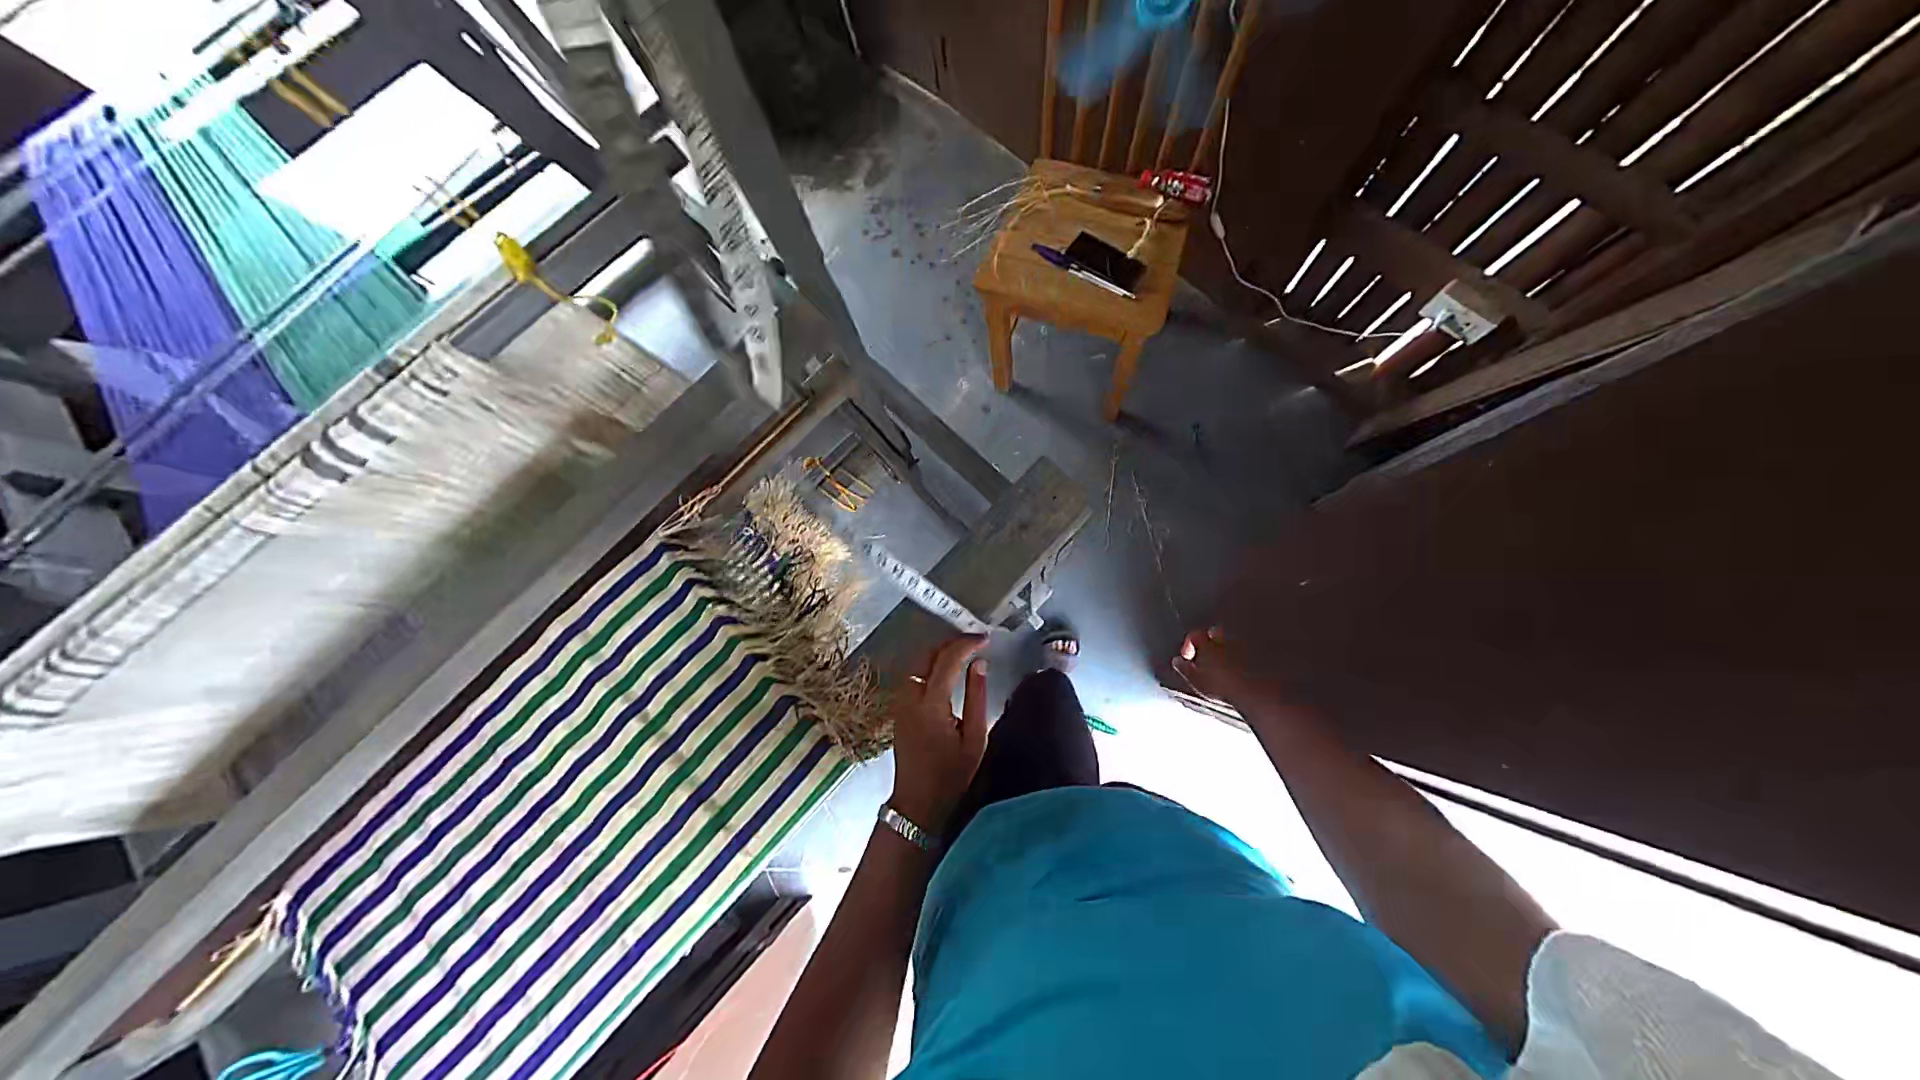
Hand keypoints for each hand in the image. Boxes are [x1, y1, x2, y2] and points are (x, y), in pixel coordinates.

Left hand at [888, 635, 988, 834]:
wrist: (918, 802)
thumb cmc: (951, 776)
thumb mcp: (975, 739)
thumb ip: (977, 697)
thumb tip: (980, 664)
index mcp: (930, 704)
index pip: (947, 660)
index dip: (966, 644)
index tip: (985, 639)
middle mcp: (909, 697)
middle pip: (927, 655)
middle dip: (951, 643)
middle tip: (975, 642)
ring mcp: (900, 702)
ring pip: (917, 662)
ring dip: (939, 652)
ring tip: (964, 652)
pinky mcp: (898, 708)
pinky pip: (913, 675)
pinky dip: (930, 664)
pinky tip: (946, 669)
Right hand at [1171, 625, 1282, 714]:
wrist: (1257, 690)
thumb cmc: (1225, 686)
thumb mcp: (1196, 681)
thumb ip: (1184, 669)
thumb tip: (1177, 662)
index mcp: (1208, 644)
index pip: (1194, 636)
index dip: (1188, 645)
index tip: (1187, 657)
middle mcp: (1226, 639)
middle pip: (1215, 632)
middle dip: (1209, 641)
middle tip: (1207, 656)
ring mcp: (1245, 645)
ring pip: (1232, 640)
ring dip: (1226, 648)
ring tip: (1224, 664)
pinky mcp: (1261, 652)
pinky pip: (1249, 649)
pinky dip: (1243, 655)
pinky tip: (1242, 668)